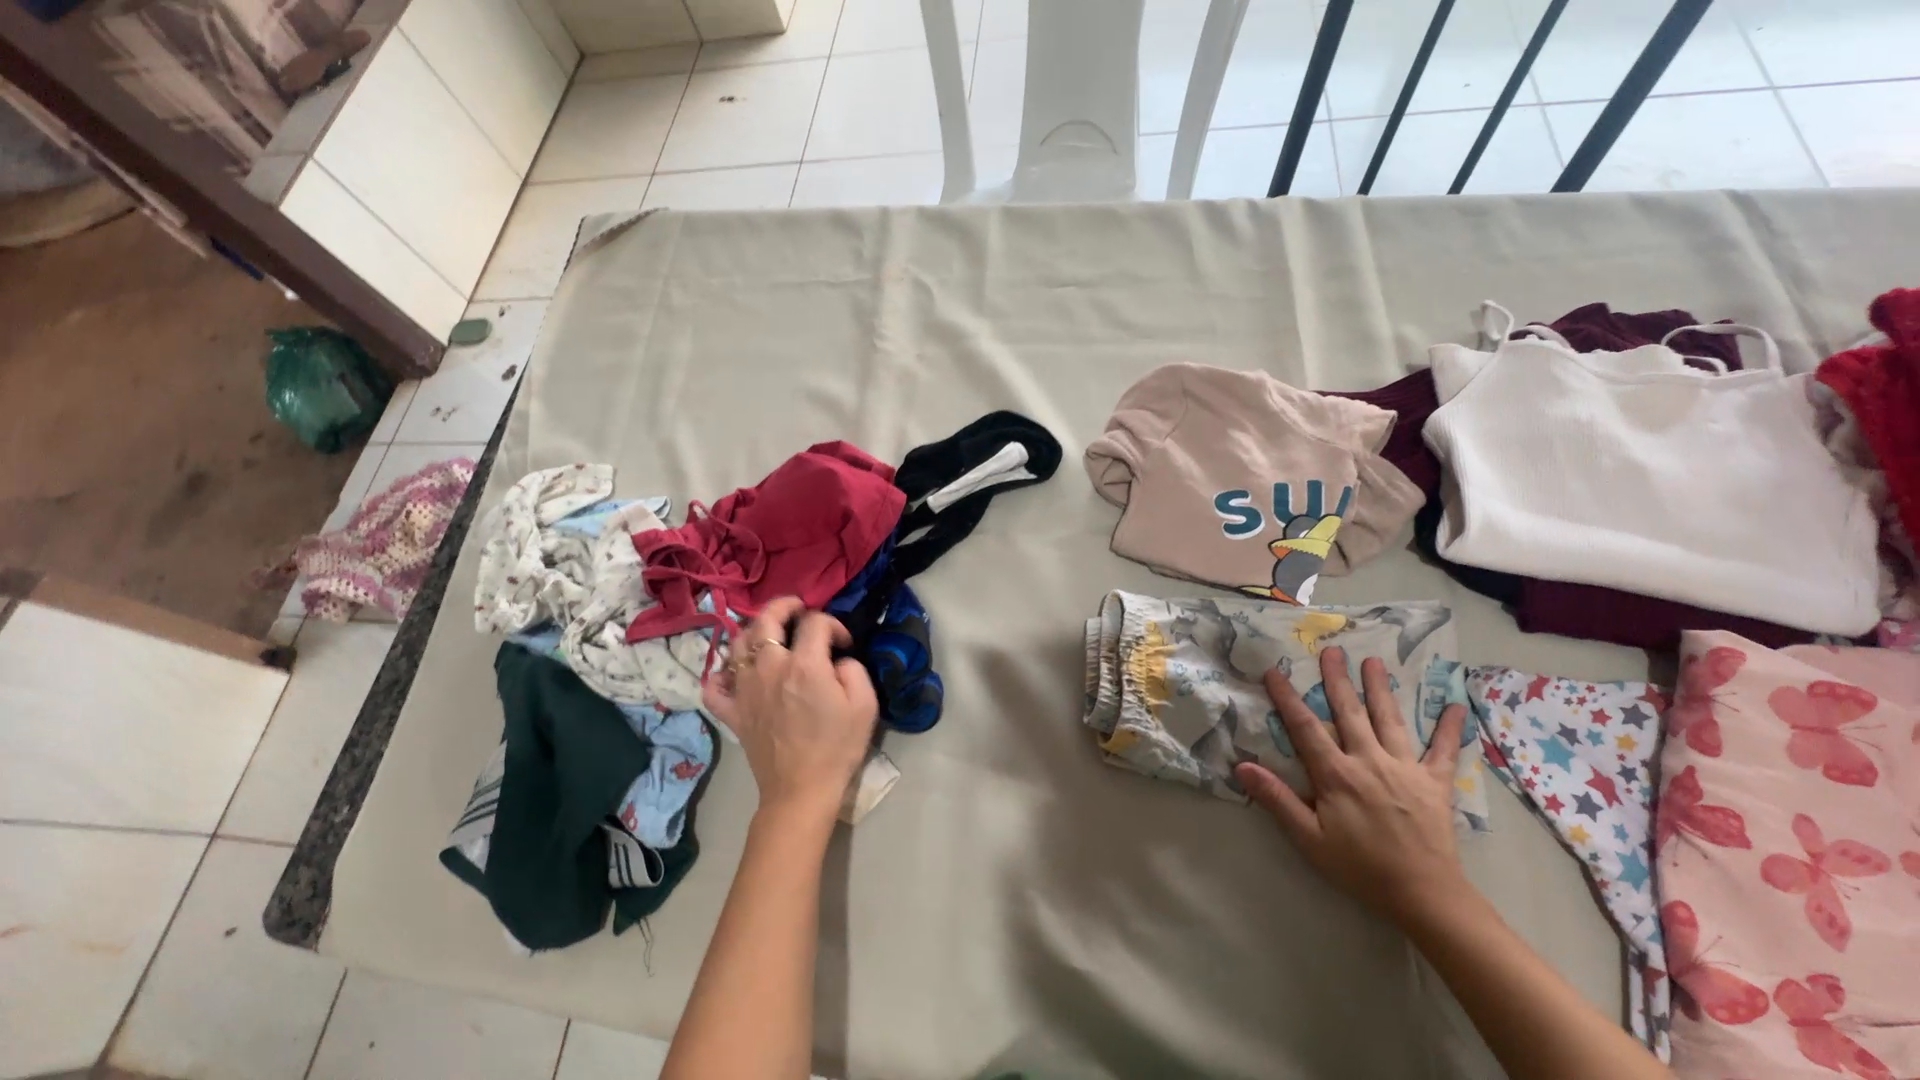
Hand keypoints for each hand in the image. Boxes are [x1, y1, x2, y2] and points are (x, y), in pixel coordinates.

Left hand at [702, 597, 878, 819]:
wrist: (801, 790)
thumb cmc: (837, 747)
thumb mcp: (865, 704)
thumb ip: (853, 669)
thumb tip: (837, 659)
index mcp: (804, 664)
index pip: (815, 622)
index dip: (832, 624)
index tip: (843, 643)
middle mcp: (769, 667)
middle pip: (766, 619)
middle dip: (784, 605)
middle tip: (797, 608)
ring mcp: (744, 689)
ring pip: (738, 644)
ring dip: (754, 631)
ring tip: (769, 635)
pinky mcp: (732, 712)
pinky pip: (714, 686)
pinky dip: (720, 675)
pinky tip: (732, 674)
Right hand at [1234, 646, 1471, 929]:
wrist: (1424, 894)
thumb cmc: (1360, 868)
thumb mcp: (1309, 840)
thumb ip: (1278, 800)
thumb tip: (1243, 766)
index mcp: (1337, 775)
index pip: (1305, 729)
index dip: (1287, 698)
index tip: (1274, 671)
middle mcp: (1370, 761)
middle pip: (1350, 713)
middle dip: (1337, 680)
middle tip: (1331, 650)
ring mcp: (1406, 769)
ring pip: (1390, 720)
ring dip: (1380, 689)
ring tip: (1373, 661)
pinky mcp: (1435, 783)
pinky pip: (1444, 750)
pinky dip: (1449, 728)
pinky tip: (1456, 706)